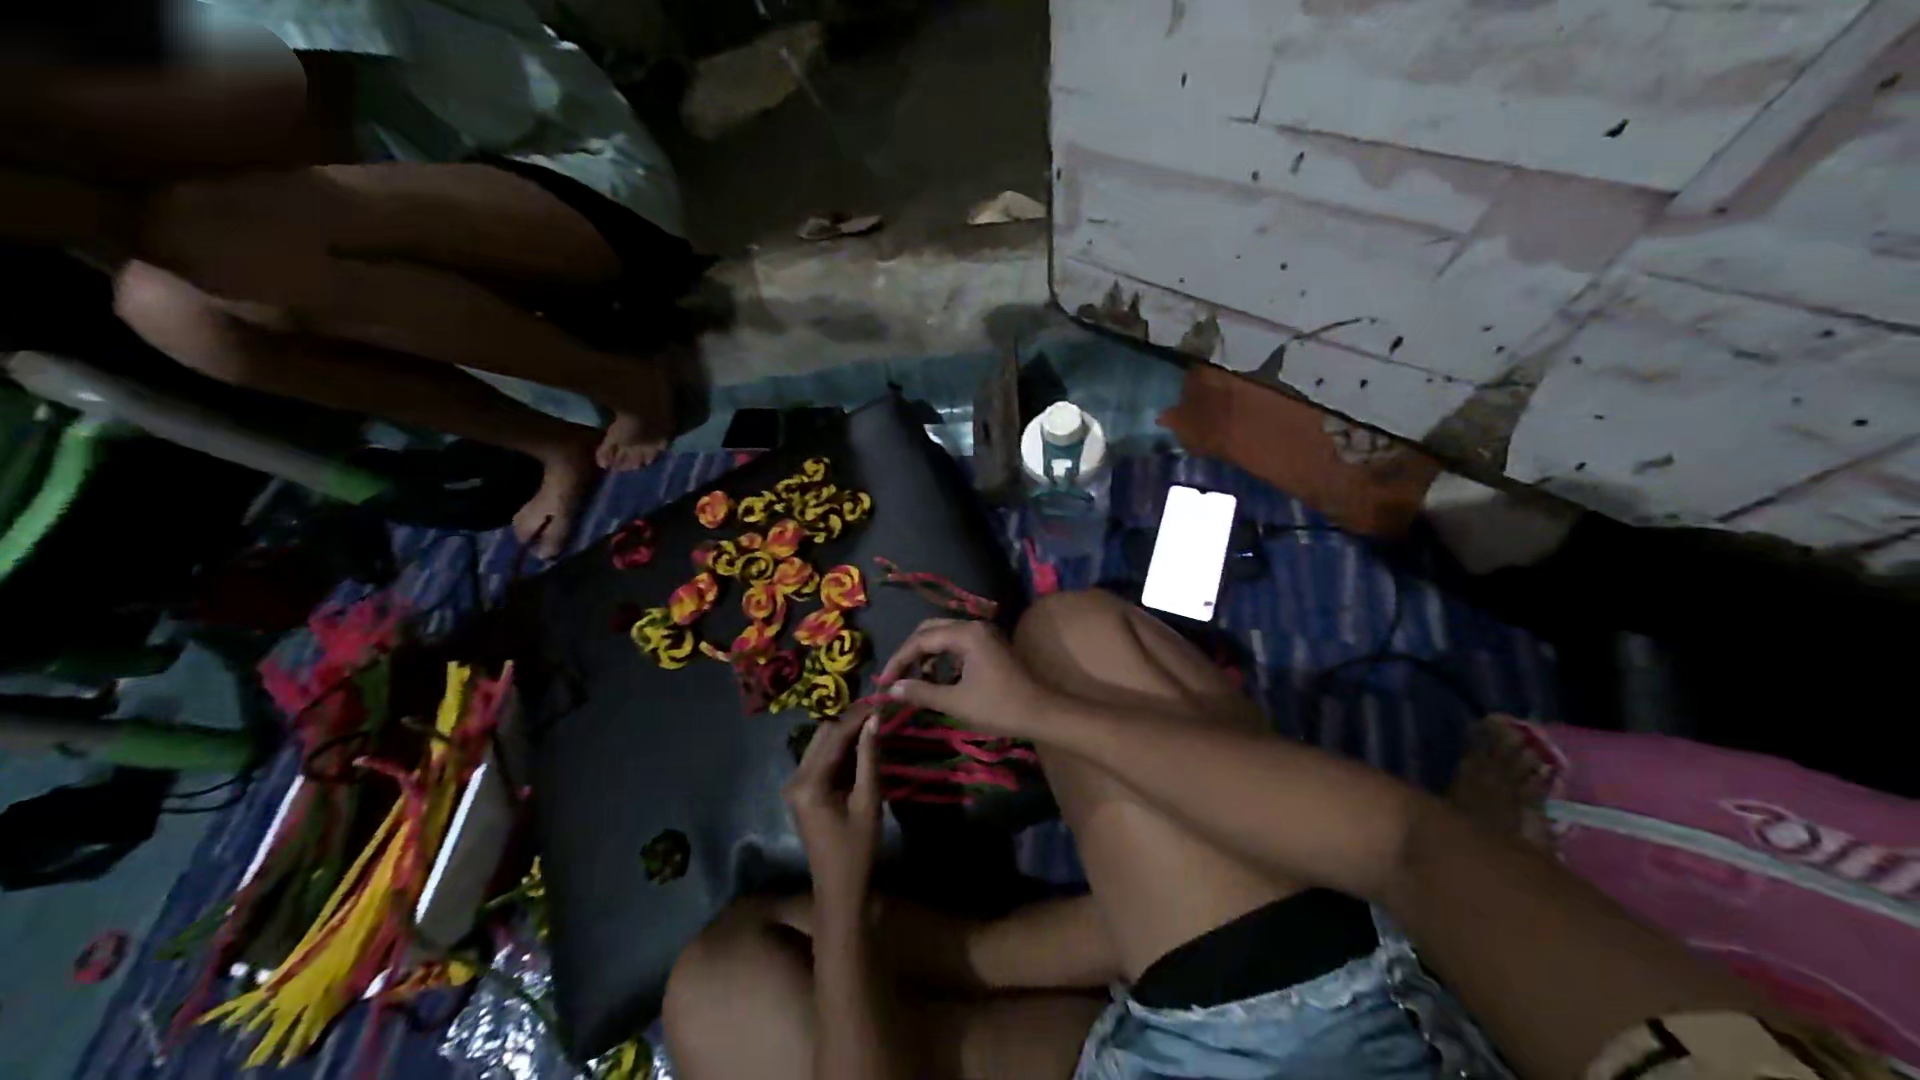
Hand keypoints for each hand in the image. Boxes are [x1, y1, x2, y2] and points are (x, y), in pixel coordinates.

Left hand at [784, 708, 881, 915]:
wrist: (839, 889)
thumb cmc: (858, 849)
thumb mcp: (868, 801)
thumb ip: (869, 758)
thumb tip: (874, 720)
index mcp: (809, 783)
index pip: (834, 736)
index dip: (858, 716)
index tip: (881, 701)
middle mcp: (795, 779)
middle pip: (823, 736)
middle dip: (850, 721)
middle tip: (879, 711)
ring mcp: (794, 785)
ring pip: (821, 745)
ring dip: (845, 734)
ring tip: (874, 724)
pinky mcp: (801, 791)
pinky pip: (820, 760)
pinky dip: (840, 750)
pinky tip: (861, 746)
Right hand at [876, 618, 1055, 737]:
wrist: (1042, 713)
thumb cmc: (999, 707)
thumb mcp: (955, 702)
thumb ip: (921, 692)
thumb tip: (892, 688)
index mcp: (966, 634)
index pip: (921, 639)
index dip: (899, 660)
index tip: (883, 681)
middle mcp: (974, 626)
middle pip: (930, 630)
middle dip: (910, 653)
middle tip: (896, 677)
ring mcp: (984, 635)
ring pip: (943, 637)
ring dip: (926, 656)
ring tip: (916, 682)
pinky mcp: (989, 646)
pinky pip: (957, 645)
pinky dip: (943, 660)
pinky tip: (938, 680)